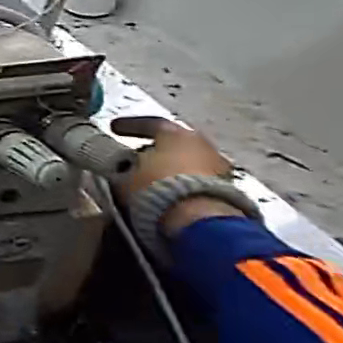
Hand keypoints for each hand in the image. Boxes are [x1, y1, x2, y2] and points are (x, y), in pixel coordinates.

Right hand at [108, 116, 243, 236]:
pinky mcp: (228, 187)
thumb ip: (122, 170)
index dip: (129, 126)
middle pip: (174, 141)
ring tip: (153, 180)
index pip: (150, 123)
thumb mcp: (125, 178)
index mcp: (174, 133)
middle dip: (155, 149)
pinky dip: (184, 182)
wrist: (199, 219)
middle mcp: (200, 142)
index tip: (115, 128)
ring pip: (189, 160)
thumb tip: (121, 171)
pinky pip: (198, 179)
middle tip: (137, 157)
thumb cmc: (157, 188)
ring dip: (171, 168)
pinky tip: (171, 194)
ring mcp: (217, 164)